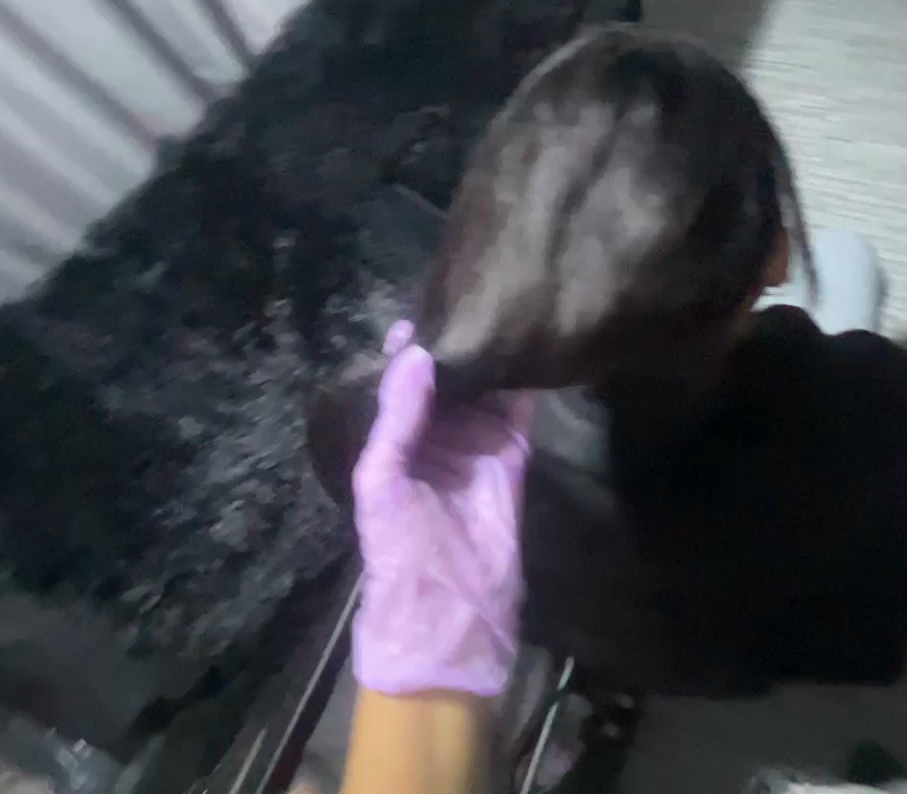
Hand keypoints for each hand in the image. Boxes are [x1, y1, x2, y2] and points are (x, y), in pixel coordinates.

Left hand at [350, 322, 532, 697]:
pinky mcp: (513, 451)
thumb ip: (395, 416)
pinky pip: (518, 408)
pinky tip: (526, 347)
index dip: (407, 351)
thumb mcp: (379, 479)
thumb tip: (416, 351)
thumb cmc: (399, 545)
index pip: (402, 384)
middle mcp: (437, 434)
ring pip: (483, 387)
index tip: (421, 309)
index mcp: (397, 439)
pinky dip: (522, 381)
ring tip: (499, 312)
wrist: (452, 608)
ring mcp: (477, 441)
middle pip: (447, 378)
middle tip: (468, 299)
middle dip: (453, 344)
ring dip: (488, 356)